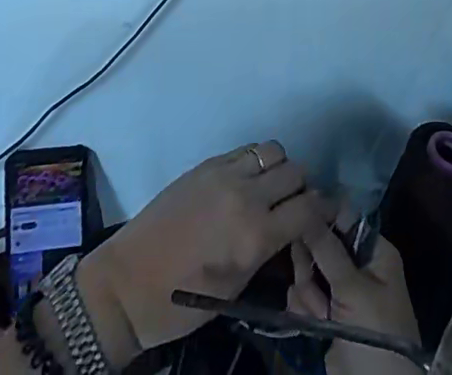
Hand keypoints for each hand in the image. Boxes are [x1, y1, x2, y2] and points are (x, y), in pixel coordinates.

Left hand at [80, 141, 330, 361]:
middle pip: (296, 173)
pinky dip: (255, 162)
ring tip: (270, 189)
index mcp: (256, 235)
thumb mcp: (236, 288)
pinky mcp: (206, 164)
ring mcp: (224, 174)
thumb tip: (293, 231)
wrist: (127, 283)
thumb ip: (269, 251)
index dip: (324, 211)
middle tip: (294, 206)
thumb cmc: (182, 301)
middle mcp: (245, 196)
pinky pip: (245, 150)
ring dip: (280, 169)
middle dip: (303, 189)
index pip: (310, 208)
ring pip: (273, 152)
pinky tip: (246, 181)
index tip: (325, 217)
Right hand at [288, 228, 421, 374]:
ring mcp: (339, 291)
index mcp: (375, 253)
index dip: (323, 219)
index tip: (301, 218)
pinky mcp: (323, 313)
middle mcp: (357, 267)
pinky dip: (304, 308)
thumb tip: (310, 207)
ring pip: (307, 272)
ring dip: (309, 292)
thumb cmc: (376, 332)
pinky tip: (313, 323)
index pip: (345, 221)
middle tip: (312, 280)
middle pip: (320, 245)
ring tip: (321, 314)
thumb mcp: (354, 288)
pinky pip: (302, 296)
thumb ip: (328, 249)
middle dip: (311, 266)